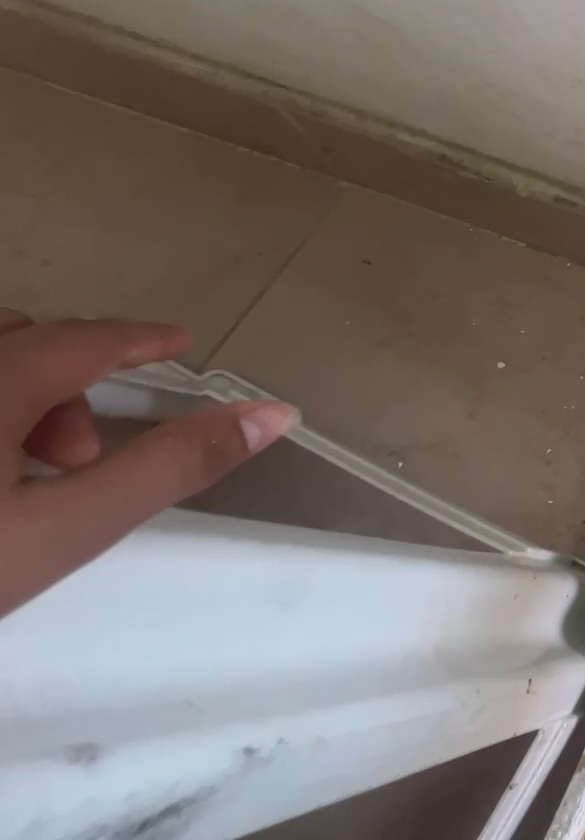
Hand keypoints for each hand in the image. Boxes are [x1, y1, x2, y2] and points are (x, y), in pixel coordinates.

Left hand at [1, 309, 297, 617]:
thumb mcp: (64, 528)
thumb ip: (173, 464)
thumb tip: (274, 412)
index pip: (83, 340)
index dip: (139, 339)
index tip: (177, 344)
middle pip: (12, 338)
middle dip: (64, 379)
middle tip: (76, 451)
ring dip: (8, 392)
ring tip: (14, 468)